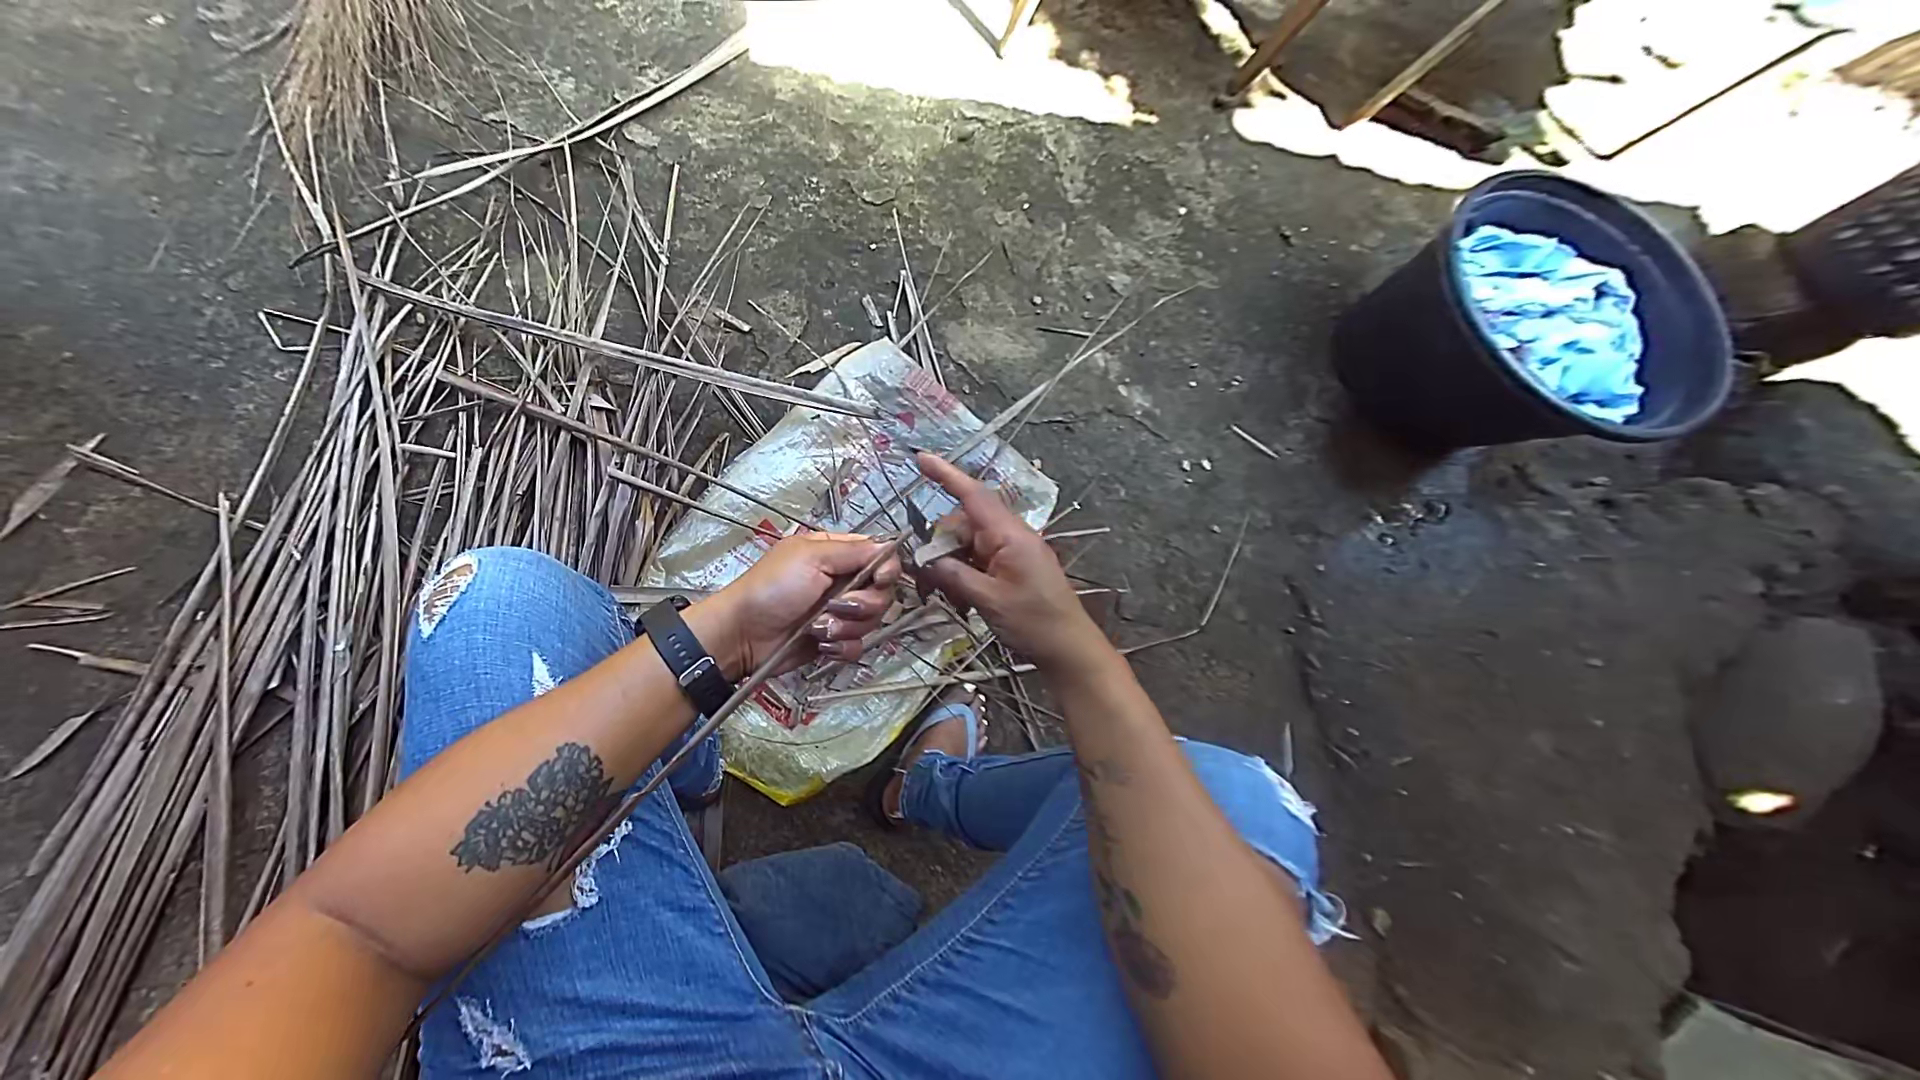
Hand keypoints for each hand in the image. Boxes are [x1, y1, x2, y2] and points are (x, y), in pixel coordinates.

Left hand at [686, 532, 901, 680]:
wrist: (741, 636)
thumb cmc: (770, 589)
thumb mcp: (811, 558)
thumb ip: (854, 551)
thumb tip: (888, 546)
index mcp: (836, 553)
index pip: (880, 556)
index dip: (886, 569)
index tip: (879, 580)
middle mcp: (841, 580)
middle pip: (882, 592)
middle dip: (864, 603)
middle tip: (837, 606)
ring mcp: (839, 611)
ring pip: (872, 620)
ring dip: (847, 626)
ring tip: (818, 626)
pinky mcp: (833, 639)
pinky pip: (857, 644)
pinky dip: (841, 646)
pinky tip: (821, 643)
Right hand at [914, 452, 1111, 674]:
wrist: (1069, 648)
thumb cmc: (1034, 622)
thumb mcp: (989, 600)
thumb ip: (954, 576)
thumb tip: (926, 560)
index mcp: (1010, 535)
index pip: (973, 495)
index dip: (946, 475)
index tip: (921, 458)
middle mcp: (1011, 536)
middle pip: (964, 525)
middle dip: (942, 546)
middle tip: (928, 579)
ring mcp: (1013, 552)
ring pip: (970, 545)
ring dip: (953, 566)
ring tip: (952, 598)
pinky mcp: (1014, 568)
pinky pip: (981, 560)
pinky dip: (966, 575)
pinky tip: (964, 600)